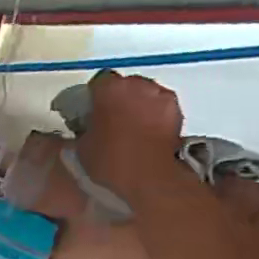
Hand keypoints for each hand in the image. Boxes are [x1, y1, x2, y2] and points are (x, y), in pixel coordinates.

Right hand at [76, 71, 193, 201]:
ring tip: (126, 127)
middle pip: (124, 84)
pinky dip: (151, 115)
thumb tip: (84, 126)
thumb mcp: (81, 147)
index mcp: (111, 90)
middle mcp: (139, 85)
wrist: (147, 177)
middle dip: (115, 98)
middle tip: (105, 119)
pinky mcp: (176, 111)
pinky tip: (143, 133)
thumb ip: (82, 128)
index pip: (98, 81)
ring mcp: (161, 96)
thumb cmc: (109, 161)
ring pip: (144, 94)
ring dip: (135, 105)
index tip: (86, 111)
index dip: (91, 96)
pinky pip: (158, 107)